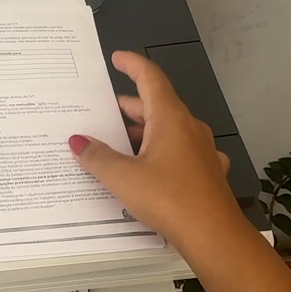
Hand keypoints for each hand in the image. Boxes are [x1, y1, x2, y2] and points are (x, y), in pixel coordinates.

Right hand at [69, 51, 245, 255]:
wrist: (213, 234)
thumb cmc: (167, 197)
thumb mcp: (122, 177)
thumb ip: (97, 156)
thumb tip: (77, 140)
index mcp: (170, 118)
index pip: (150, 79)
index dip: (132, 65)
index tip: (117, 58)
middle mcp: (190, 127)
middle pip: (158, 105)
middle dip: (131, 105)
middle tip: (106, 109)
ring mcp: (203, 150)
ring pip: (171, 129)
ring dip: (146, 130)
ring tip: (122, 140)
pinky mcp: (209, 172)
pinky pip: (182, 152)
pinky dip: (163, 152)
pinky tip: (155, 167)